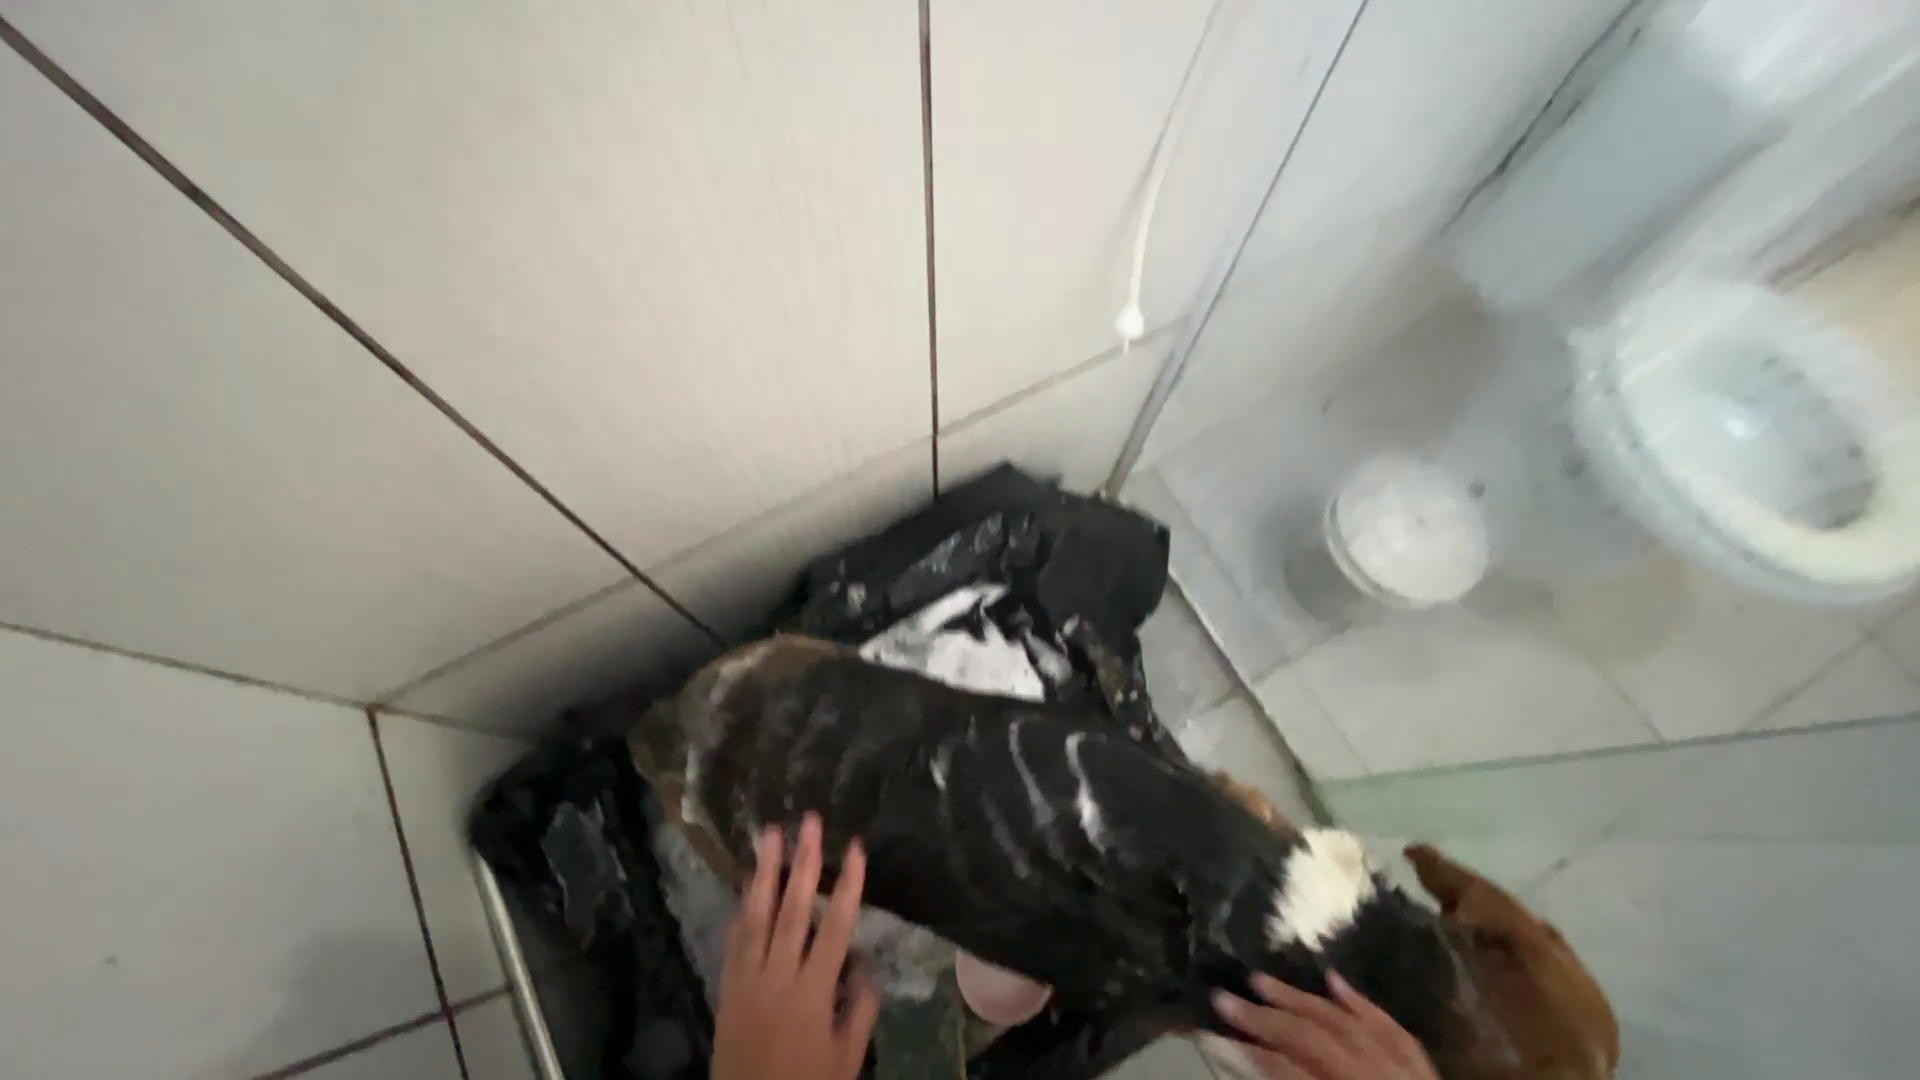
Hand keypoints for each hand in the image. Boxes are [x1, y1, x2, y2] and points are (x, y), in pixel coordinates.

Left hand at [712, 815, 881, 1079]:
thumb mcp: (846, 1058)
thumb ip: (860, 1009)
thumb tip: (865, 963)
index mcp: (813, 993)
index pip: (835, 927)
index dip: (847, 884)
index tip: (855, 846)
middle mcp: (778, 977)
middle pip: (792, 909)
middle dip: (803, 862)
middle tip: (808, 821)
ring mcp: (748, 979)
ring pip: (757, 915)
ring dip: (765, 872)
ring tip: (769, 833)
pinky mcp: (727, 987)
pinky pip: (735, 939)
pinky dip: (741, 906)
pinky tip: (746, 881)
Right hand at [1213, 972, 1439, 1079]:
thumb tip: (1252, 1064)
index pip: (1298, 1076)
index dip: (1257, 1053)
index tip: (1218, 1032)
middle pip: (1321, 1042)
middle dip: (1269, 1019)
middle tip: (1225, 997)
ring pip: (1352, 1027)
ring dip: (1304, 1001)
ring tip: (1263, 981)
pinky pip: (1395, 1033)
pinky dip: (1362, 1006)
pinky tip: (1333, 981)